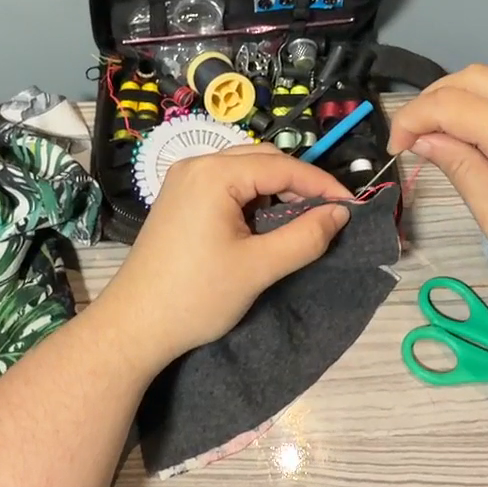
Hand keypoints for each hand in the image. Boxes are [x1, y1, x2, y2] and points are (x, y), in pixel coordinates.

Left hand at [94, 145, 352, 367]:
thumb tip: (340, 213)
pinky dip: (252, 197)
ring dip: (276, 189)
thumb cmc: (196, 296)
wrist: (134, 326)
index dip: (321, 184)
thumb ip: (305, 236)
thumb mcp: (259, 268)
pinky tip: (265, 222)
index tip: (353, 205)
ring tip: (302, 219)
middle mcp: (196, 165)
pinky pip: (225, 184)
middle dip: (299, 183)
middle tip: (330, 212)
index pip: (281, 166)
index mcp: (214, 174)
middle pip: (262, 160)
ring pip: (244, 170)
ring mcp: (183, 180)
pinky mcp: (178, 199)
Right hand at [387, 66, 487, 336]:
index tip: (396, 150)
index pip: (453, 105)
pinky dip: (484, 107)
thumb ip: (461, 169)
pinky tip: (472, 140)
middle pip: (474, 78)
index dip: (413, 119)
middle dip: (432, 99)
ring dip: (458, 100)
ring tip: (435, 139)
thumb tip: (423, 138)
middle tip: (411, 139)